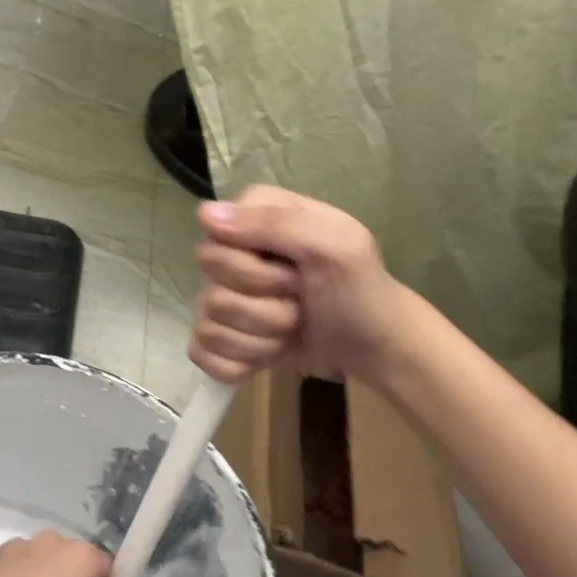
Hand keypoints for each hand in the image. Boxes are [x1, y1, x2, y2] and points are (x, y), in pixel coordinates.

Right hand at [190, 186, 413, 382]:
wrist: (373, 347)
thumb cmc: (360, 291)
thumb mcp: (336, 244)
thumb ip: (276, 222)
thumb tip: (204, 214)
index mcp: (249, 221)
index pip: (213, 243)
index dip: (251, 267)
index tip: (294, 271)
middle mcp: (227, 255)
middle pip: (210, 291)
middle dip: (262, 308)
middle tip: (298, 301)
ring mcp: (217, 299)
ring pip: (209, 326)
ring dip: (261, 338)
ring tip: (292, 329)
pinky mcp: (216, 338)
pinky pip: (203, 354)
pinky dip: (241, 362)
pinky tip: (267, 354)